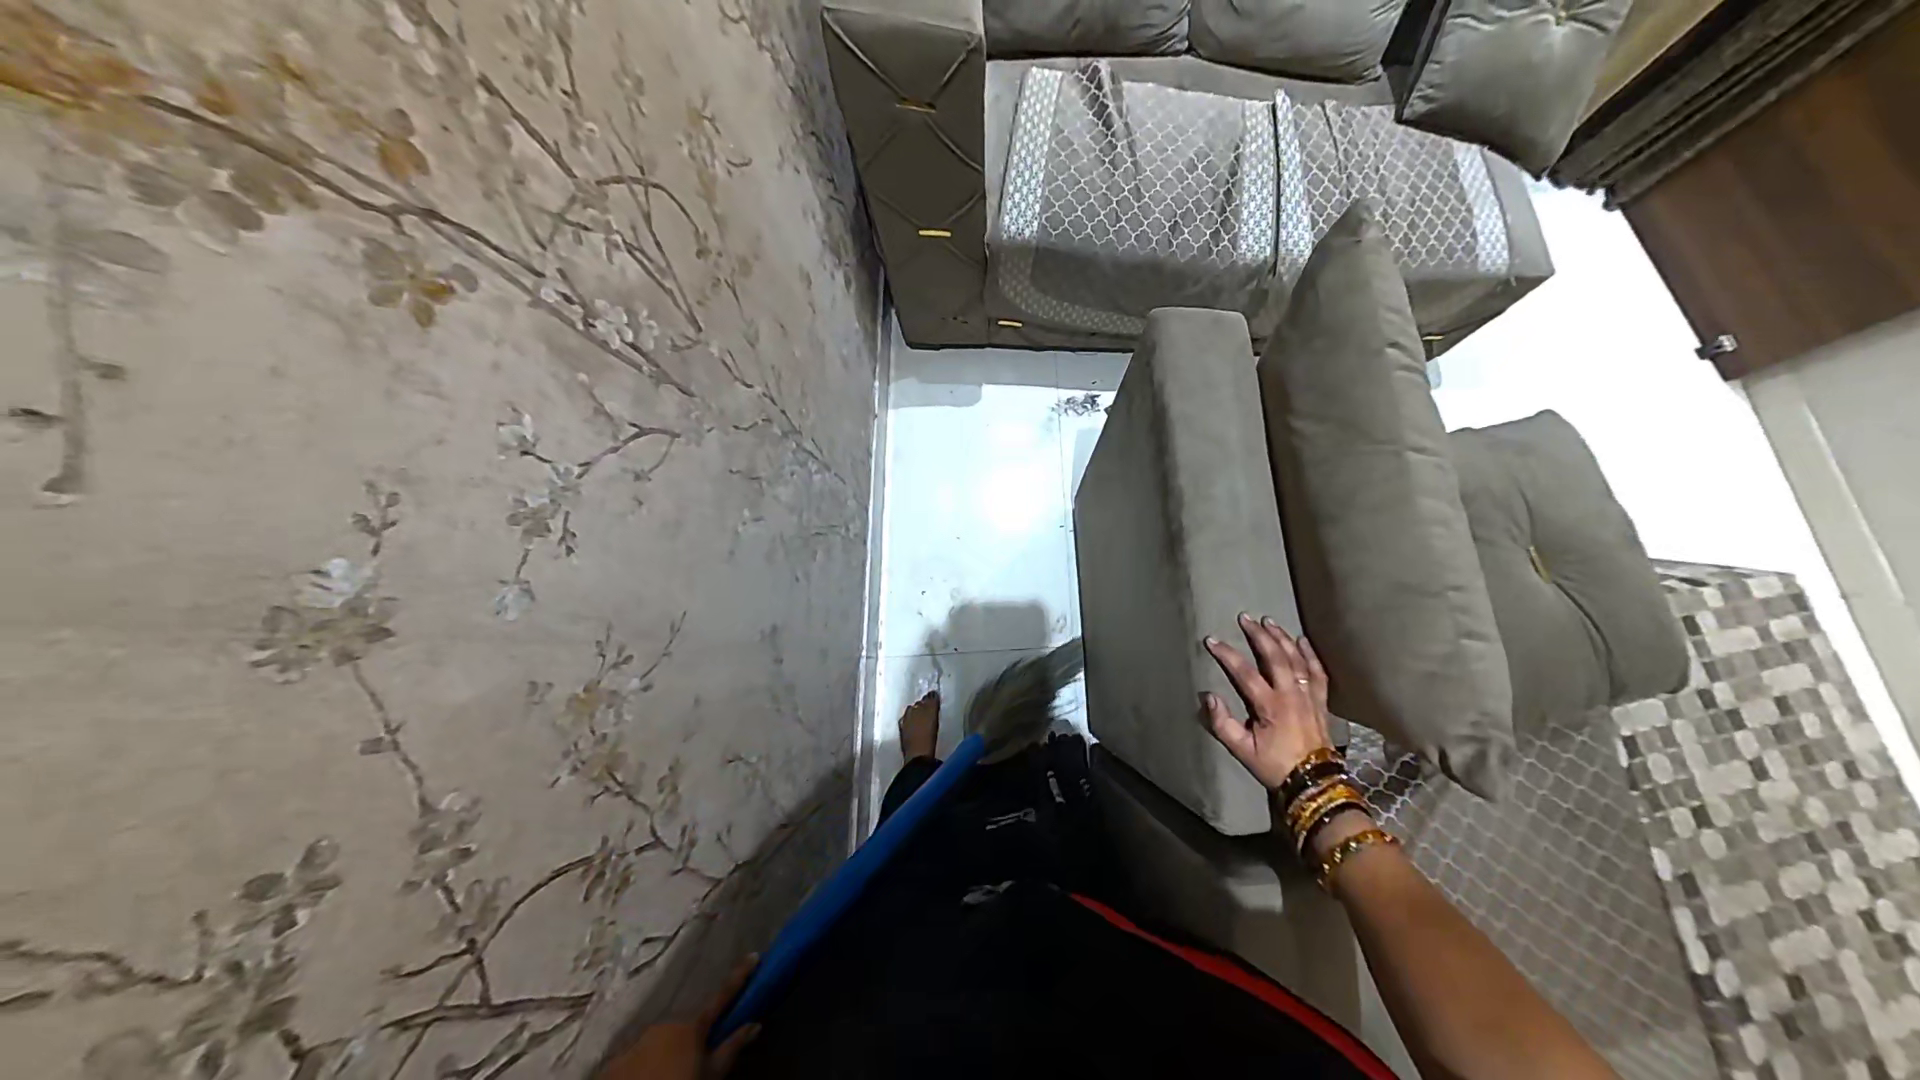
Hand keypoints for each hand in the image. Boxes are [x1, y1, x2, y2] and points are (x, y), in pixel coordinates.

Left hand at [596, 956, 760, 1079]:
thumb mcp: (711, 1075)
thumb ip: (732, 1047)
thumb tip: (756, 1023)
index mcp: (693, 1025)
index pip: (722, 995)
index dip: (739, 975)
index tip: (754, 955)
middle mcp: (668, 1022)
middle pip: (690, 1021)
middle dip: (698, 1031)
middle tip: (701, 1050)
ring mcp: (642, 1037)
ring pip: (666, 1036)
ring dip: (673, 1048)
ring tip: (672, 1071)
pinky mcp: (620, 1056)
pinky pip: (641, 1053)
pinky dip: (649, 1062)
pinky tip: (649, 1076)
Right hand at [1200, 613, 1332, 790]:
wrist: (1315, 781)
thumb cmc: (1274, 765)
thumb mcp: (1242, 750)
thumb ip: (1222, 723)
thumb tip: (1208, 696)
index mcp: (1270, 705)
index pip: (1245, 672)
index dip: (1227, 654)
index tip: (1212, 640)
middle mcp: (1291, 694)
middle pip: (1275, 657)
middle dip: (1259, 635)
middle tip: (1245, 618)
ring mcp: (1309, 696)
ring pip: (1297, 659)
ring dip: (1281, 637)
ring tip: (1269, 621)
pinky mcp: (1321, 701)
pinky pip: (1318, 671)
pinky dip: (1310, 653)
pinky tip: (1301, 640)